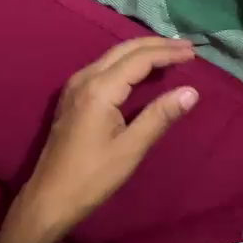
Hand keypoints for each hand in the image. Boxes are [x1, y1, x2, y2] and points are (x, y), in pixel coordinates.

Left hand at [7, 37, 199, 242]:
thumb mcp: (130, 148)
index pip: (139, 59)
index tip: (193, 54)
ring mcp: (75, 85)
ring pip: (113, 55)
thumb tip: (191, 91)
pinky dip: (127, 62)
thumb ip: (160, 116)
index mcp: (99, 89)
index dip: (167, 53)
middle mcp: (85, 78)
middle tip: (186, 48)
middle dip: (156, 45)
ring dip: (142, 51)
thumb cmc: (92, 177)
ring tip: (170, 54)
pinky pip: (104, 67)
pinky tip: (141, 71)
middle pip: (125, 50)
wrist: (49, 197)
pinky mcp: (72, 95)